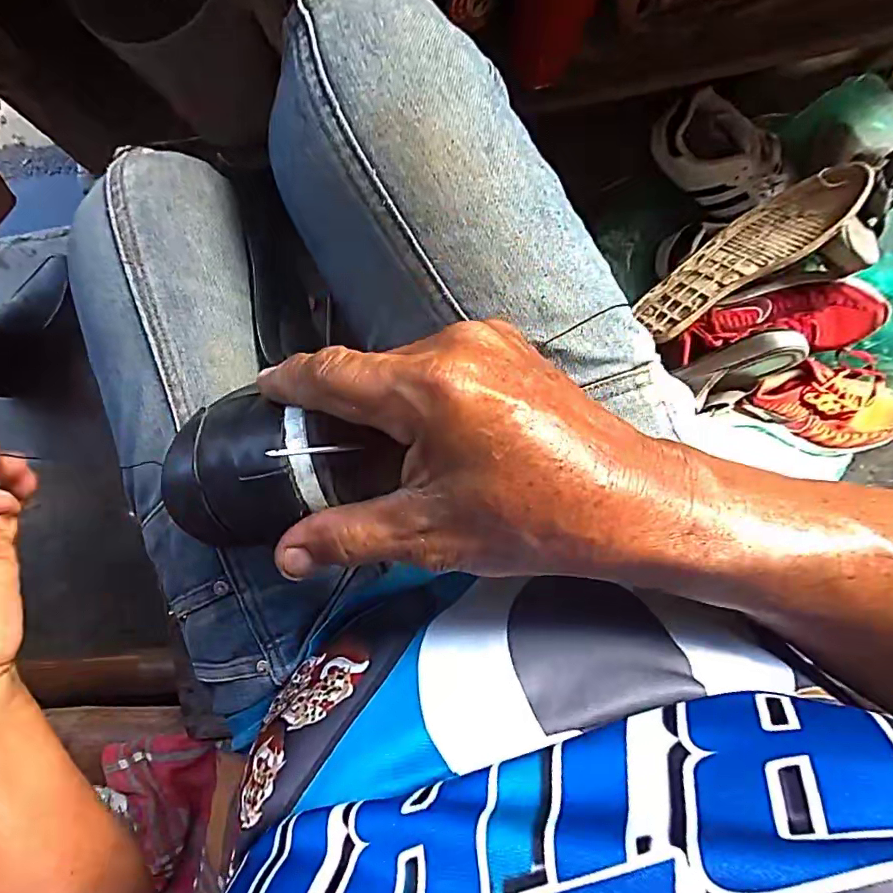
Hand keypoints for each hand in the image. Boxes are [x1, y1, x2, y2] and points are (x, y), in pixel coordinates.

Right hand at [257, 320, 684, 579]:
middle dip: (346, 409)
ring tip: (397, 457)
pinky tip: (439, 438)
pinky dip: (425, 395)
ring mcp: (490, 341)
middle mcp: (457, 345)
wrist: (626, 502)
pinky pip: (444, 363)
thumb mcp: (430, 533)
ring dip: (389, 404)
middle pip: (369, 371)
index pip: (331, 371)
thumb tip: (289, 552)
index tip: (267, 390)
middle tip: (337, 455)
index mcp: (428, 385)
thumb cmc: (537, 518)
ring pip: (407, 367)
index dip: (289, 382)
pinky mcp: (512, 349)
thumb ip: (347, 536)